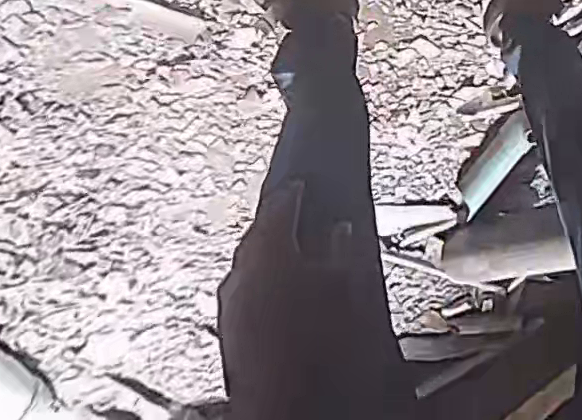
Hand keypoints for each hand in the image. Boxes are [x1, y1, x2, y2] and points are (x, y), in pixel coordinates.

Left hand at [217, 182, 367, 412]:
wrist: (294, 409)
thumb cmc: (321, 350)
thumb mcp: (350, 285)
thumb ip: (343, 247)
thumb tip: (340, 231)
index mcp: (270, 254)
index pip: (278, 205)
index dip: (293, 191)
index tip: (301, 185)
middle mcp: (241, 278)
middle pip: (258, 235)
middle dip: (278, 225)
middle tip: (303, 218)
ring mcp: (231, 313)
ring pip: (250, 268)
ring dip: (271, 258)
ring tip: (300, 261)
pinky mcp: (230, 340)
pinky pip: (246, 297)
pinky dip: (265, 288)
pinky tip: (287, 299)